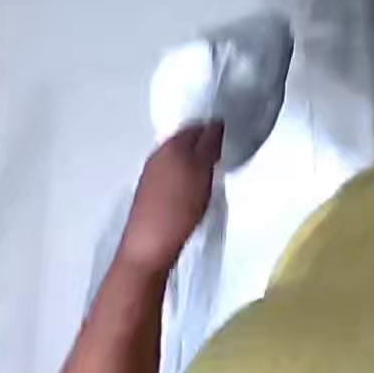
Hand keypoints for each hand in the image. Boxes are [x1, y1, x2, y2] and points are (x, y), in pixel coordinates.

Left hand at [117, 121, 223, 272]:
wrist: (148, 247)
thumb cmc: (179, 208)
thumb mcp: (203, 171)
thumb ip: (210, 144)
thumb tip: (215, 125)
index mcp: (173, 143)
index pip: (198, 126)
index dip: (214, 131)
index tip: (226, 141)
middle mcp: (158, 153)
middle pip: (185, 140)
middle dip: (202, 145)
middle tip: (219, 158)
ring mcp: (150, 173)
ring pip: (177, 157)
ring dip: (191, 161)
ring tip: (206, 176)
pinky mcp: (147, 192)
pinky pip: (169, 173)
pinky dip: (182, 176)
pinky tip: (189, 191)